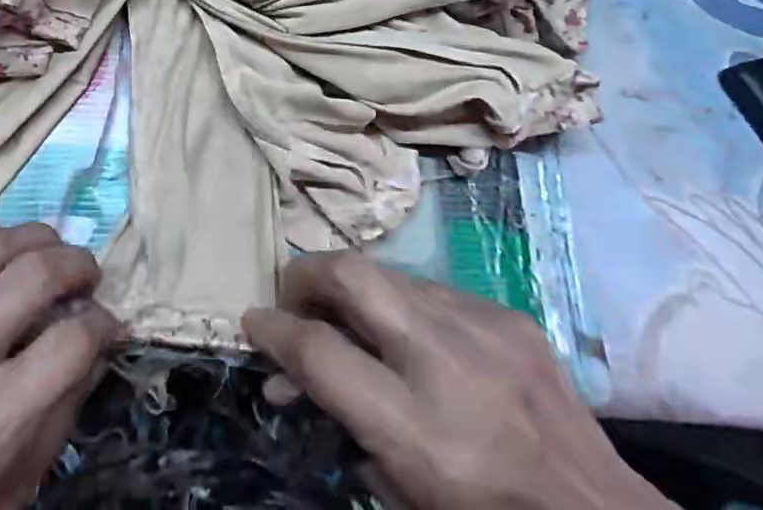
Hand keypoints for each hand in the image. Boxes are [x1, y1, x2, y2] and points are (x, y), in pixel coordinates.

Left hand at [0, 213, 117, 509]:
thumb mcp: (4, 494)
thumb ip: (56, 421)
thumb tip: (95, 347)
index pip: (69, 345)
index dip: (103, 325)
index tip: (106, 323)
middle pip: (34, 278)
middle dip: (77, 265)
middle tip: (87, 274)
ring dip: (32, 238)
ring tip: (47, 250)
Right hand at [243, 252, 670, 509]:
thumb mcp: (398, 488)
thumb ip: (337, 422)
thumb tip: (286, 380)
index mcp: (418, 427)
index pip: (317, 351)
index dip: (272, 330)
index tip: (254, 324)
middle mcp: (447, 362)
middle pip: (349, 276)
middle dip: (303, 276)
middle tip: (290, 299)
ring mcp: (484, 327)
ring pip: (386, 274)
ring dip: (351, 291)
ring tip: (345, 320)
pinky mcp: (509, 314)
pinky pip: (430, 289)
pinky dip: (399, 304)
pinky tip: (408, 335)